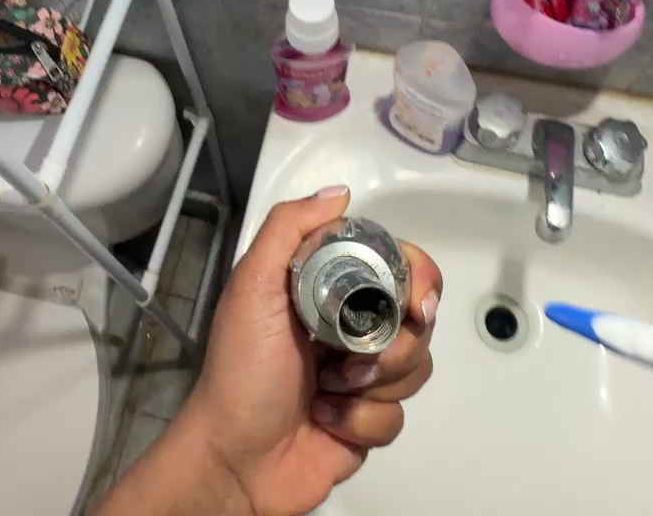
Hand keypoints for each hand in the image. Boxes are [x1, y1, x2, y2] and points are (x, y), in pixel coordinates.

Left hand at [97, 184, 441, 515]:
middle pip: (416, 317)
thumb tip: (340, 192)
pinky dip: (363, 421)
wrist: (235, 460)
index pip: (395, 265)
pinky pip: (397, 417)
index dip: (416, 277)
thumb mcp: (252, 285)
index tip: (415, 299)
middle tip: (362, 356)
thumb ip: (288, 229)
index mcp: (327, 286)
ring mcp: (362, 374)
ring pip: (415, 367)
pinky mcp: (367, 420)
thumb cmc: (241, 367)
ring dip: (374, 383)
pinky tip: (328, 420)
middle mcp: (350, 324)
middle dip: (399, 340)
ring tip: (330, 389)